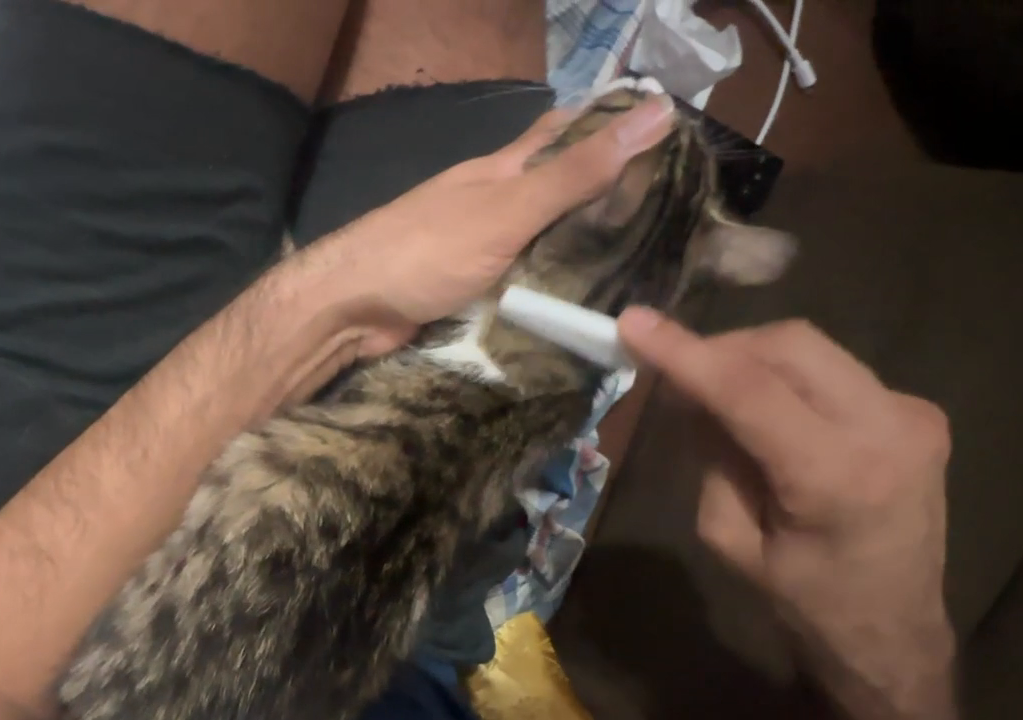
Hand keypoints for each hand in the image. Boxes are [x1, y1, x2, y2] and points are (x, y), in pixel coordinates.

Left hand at [305, 95, 676, 358]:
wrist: (351, 307)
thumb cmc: (426, 249)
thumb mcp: (508, 208)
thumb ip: (574, 172)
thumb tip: (657, 109)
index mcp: (501, 172)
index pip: (565, 134)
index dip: (611, 127)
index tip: (671, 137)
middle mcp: (490, 206)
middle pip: (554, 194)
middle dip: (603, 200)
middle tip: (672, 220)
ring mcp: (474, 251)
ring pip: (537, 244)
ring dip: (577, 253)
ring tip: (640, 267)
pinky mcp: (462, 293)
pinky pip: (515, 286)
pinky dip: (544, 292)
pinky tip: (577, 305)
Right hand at [618, 311, 955, 715]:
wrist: (892, 629)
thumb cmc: (801, 600)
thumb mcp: (729, 539)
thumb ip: (712, 462)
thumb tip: (696, 401)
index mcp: (836, 475)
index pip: (749, 390)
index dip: (686, 353)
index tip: (634, 323)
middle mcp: (888, 428)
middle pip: (789, 346)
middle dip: (720, 348)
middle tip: (672, 371)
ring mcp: (912, 413)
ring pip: (812, 350)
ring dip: (751, 362)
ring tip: (713, 400)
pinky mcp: (915, 412)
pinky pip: (831, 372)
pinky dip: (782, 381)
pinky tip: (764, 419)